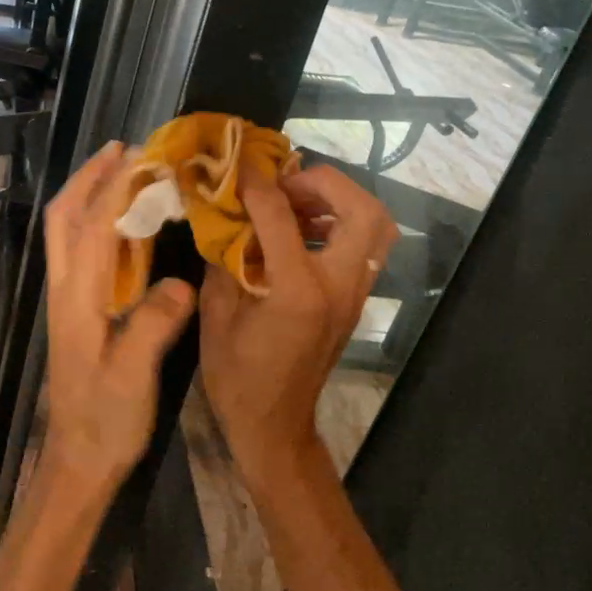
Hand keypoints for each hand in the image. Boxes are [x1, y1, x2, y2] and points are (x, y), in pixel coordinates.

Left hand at [41, 143, 198, 486]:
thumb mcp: (133, 378)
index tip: (139, 154)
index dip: (112, 186)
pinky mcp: (75, 310)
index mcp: (78, 298)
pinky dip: (95, 221)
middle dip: (87, 178)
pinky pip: (79, 251)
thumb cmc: (106, 420)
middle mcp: (65, 289)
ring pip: (66, 231)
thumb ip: (152, 327)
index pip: (92, 227)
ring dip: (88, 194)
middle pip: (63, 217)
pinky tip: (124, 225)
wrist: (79, 457)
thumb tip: (180, 282)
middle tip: (121, 149)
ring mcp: (67, 298)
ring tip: (122, 171)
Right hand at [200, 164, 399, 484]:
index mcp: (298, 290)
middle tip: (285, 183)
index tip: (238, 166)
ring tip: (294, 200)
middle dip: (324, 183)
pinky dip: (339, 222)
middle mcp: (337, 286)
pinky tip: (299, 227)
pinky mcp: (354, 300)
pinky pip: (363, 245)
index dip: (257, 184)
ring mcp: (353, 294)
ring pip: (375, 225)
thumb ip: (223, 255)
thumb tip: (220, 211)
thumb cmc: (236, 374)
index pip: (282, 215)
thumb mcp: (216, 312)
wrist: (274, 424)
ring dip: (339, 200)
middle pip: (362, 210)